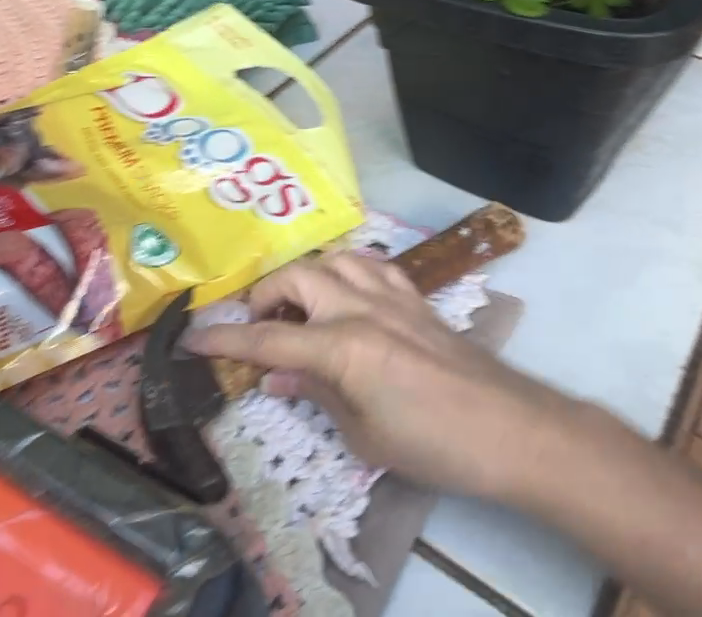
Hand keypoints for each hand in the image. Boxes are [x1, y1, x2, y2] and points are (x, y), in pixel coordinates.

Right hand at [182, 251, 584, 498]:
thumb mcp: (362, 433)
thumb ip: (315, 393)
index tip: (191, 340)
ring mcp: (391, 296)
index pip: (268, 336)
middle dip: (264, 295)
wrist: (510, 429)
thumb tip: (275, 377)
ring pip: (334, 258)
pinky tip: (345, 292)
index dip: (225, 339)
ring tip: (296, 304)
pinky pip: (371, 265)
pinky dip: (346, 270)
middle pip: (297, 277)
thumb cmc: (433, 443)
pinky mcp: (415, 297)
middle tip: (255, 324)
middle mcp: (361, 307)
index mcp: (342, 345)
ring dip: (305, 275)